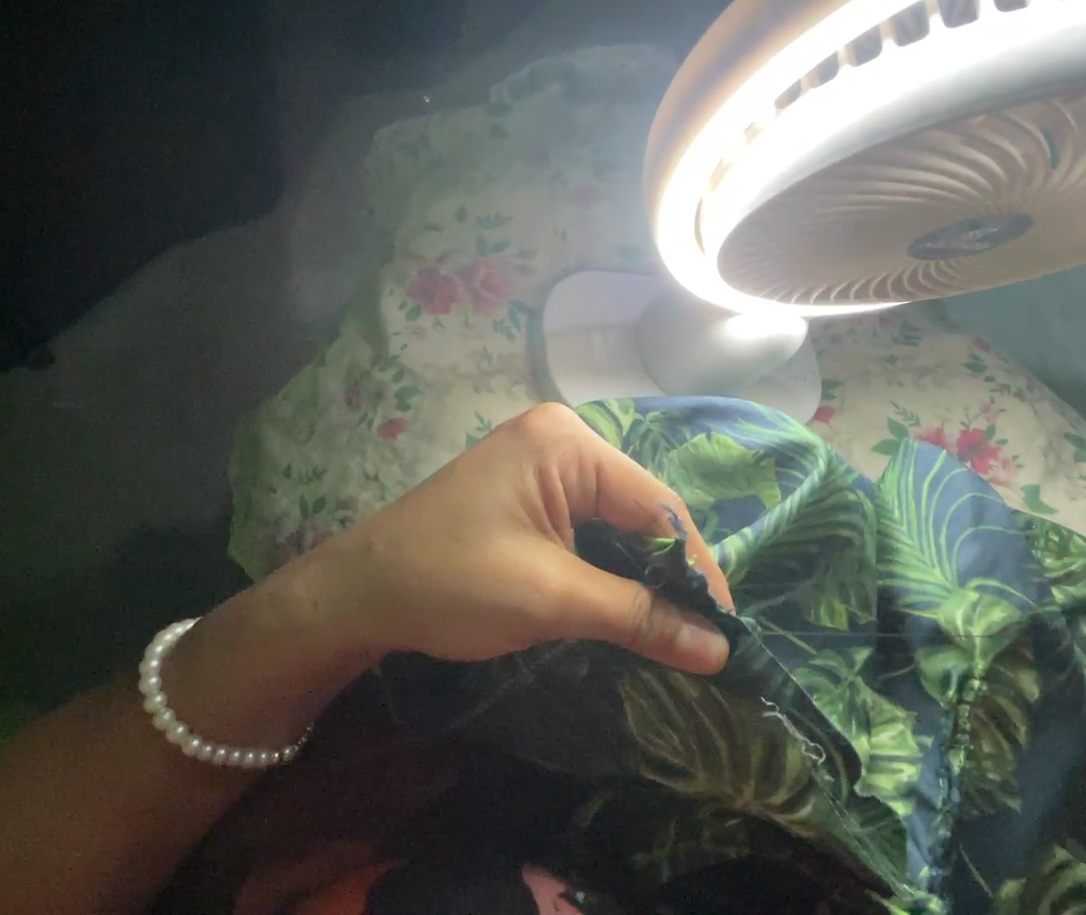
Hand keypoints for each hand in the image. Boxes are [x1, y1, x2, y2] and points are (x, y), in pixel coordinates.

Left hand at [294, 403, 733, 675]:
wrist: (359, 592)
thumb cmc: (450, 584)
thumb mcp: (551, 598)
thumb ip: (639, 616)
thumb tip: (720, 649)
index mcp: (566, 442)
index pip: (657, 505)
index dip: (696, 569)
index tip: (726, 632)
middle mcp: (562, 436)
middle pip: (640, 509)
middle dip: (670, 572)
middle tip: (703, 636)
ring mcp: (543, 459)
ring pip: (618, 519)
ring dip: (641, 572)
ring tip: (674, 626)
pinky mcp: (530, 487)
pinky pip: (589, 523)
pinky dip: (609, 564)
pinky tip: (626, 601)